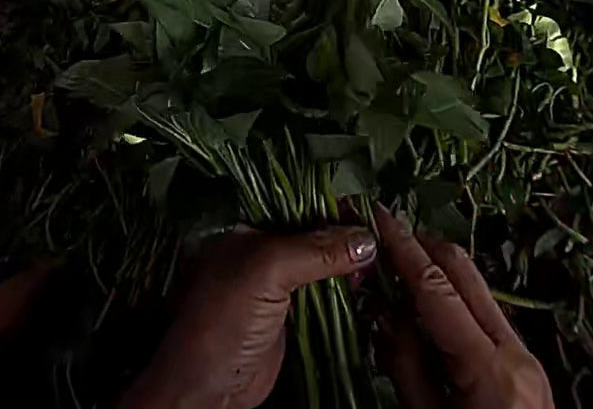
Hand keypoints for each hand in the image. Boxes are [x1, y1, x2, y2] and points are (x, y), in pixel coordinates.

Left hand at [122, 225, 377, 408]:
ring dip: (352, 265)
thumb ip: (316, 251)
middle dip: (349, 235)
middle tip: (385, 240)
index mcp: (255, 225)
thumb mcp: (269, 270)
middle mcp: (269, 248)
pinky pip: (326, 296)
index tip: (371, 210)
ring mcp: (281, 284)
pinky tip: (369, 289)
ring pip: (325, 265)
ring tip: (383, 263)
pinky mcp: (294, 317)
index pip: (301, 203)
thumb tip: (367, 238)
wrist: (207, 388)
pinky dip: (347, 293)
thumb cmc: (227, 315)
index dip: (334, 204)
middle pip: (317, 234)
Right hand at [375, 208, 551, 408]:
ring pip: (475, 286)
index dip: (402, 245)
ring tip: (397, 268)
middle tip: (384, 233)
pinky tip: (425, 308)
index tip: (377, 214)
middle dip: (421, 243)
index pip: (436, 286)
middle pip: (463, 270)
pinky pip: (483, 312)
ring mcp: (527, 356)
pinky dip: (452, 298)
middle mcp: (515, 351)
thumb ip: (405, 361)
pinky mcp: (528, 365)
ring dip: (436, 269)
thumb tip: (382, 307)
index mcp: (490, 370)